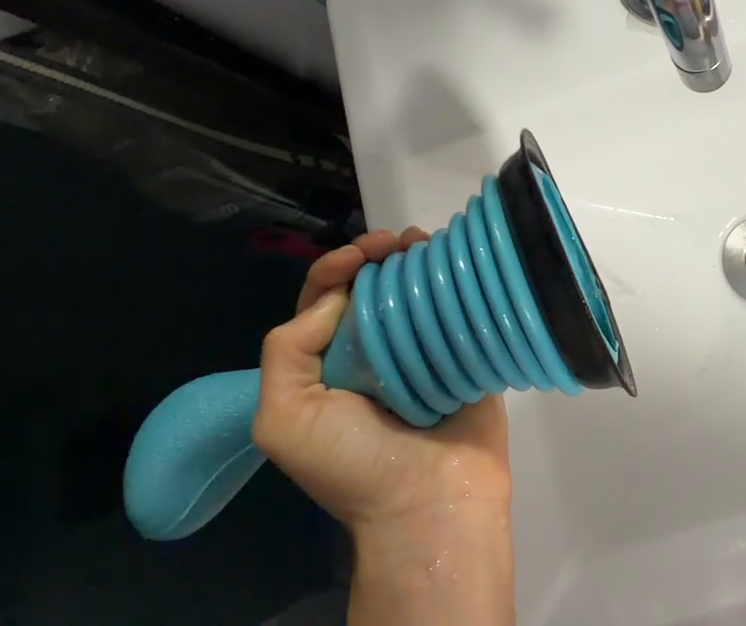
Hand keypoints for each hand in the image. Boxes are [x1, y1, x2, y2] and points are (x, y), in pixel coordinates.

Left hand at [253, 229, 513, 625]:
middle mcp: (369, 354)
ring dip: (417, 261)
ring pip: (413, 292)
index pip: (321, 300)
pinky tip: (459, 265)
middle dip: (378, 256)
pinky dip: (456, 282)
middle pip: (370, 288)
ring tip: (428, 243)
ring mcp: (419, 353)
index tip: (361, 256)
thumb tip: (339, 298)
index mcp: (324, 366)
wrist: (430, 503)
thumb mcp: (283, 418)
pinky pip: (456, 310)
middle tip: (398, 242)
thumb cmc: (353, 464)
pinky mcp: (463, 355)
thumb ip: (288, 350)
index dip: (335, 269)